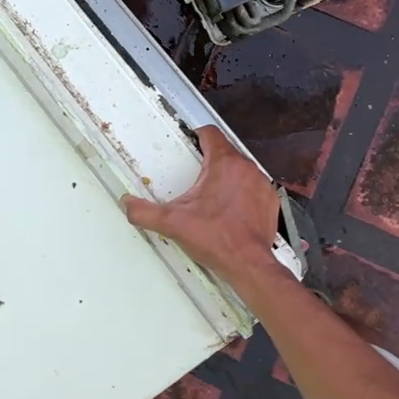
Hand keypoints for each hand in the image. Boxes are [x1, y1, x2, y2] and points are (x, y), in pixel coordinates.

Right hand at [123, 126, 284, 290]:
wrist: (248, 265)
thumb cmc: (218, 239)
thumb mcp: (173, 223)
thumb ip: (145, 212)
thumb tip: (129, 204)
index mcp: (224, 163)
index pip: (211, 133)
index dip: (197, 136)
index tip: (189, 145)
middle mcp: (246, 168)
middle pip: (225, 151)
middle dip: (209, 162)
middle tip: (194, 178)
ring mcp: (261, 184)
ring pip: (240, 169)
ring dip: (226, 177)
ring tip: (211, 196)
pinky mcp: (269, 201)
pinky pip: (253, 188)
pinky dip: (242, 194)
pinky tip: (229, 210)